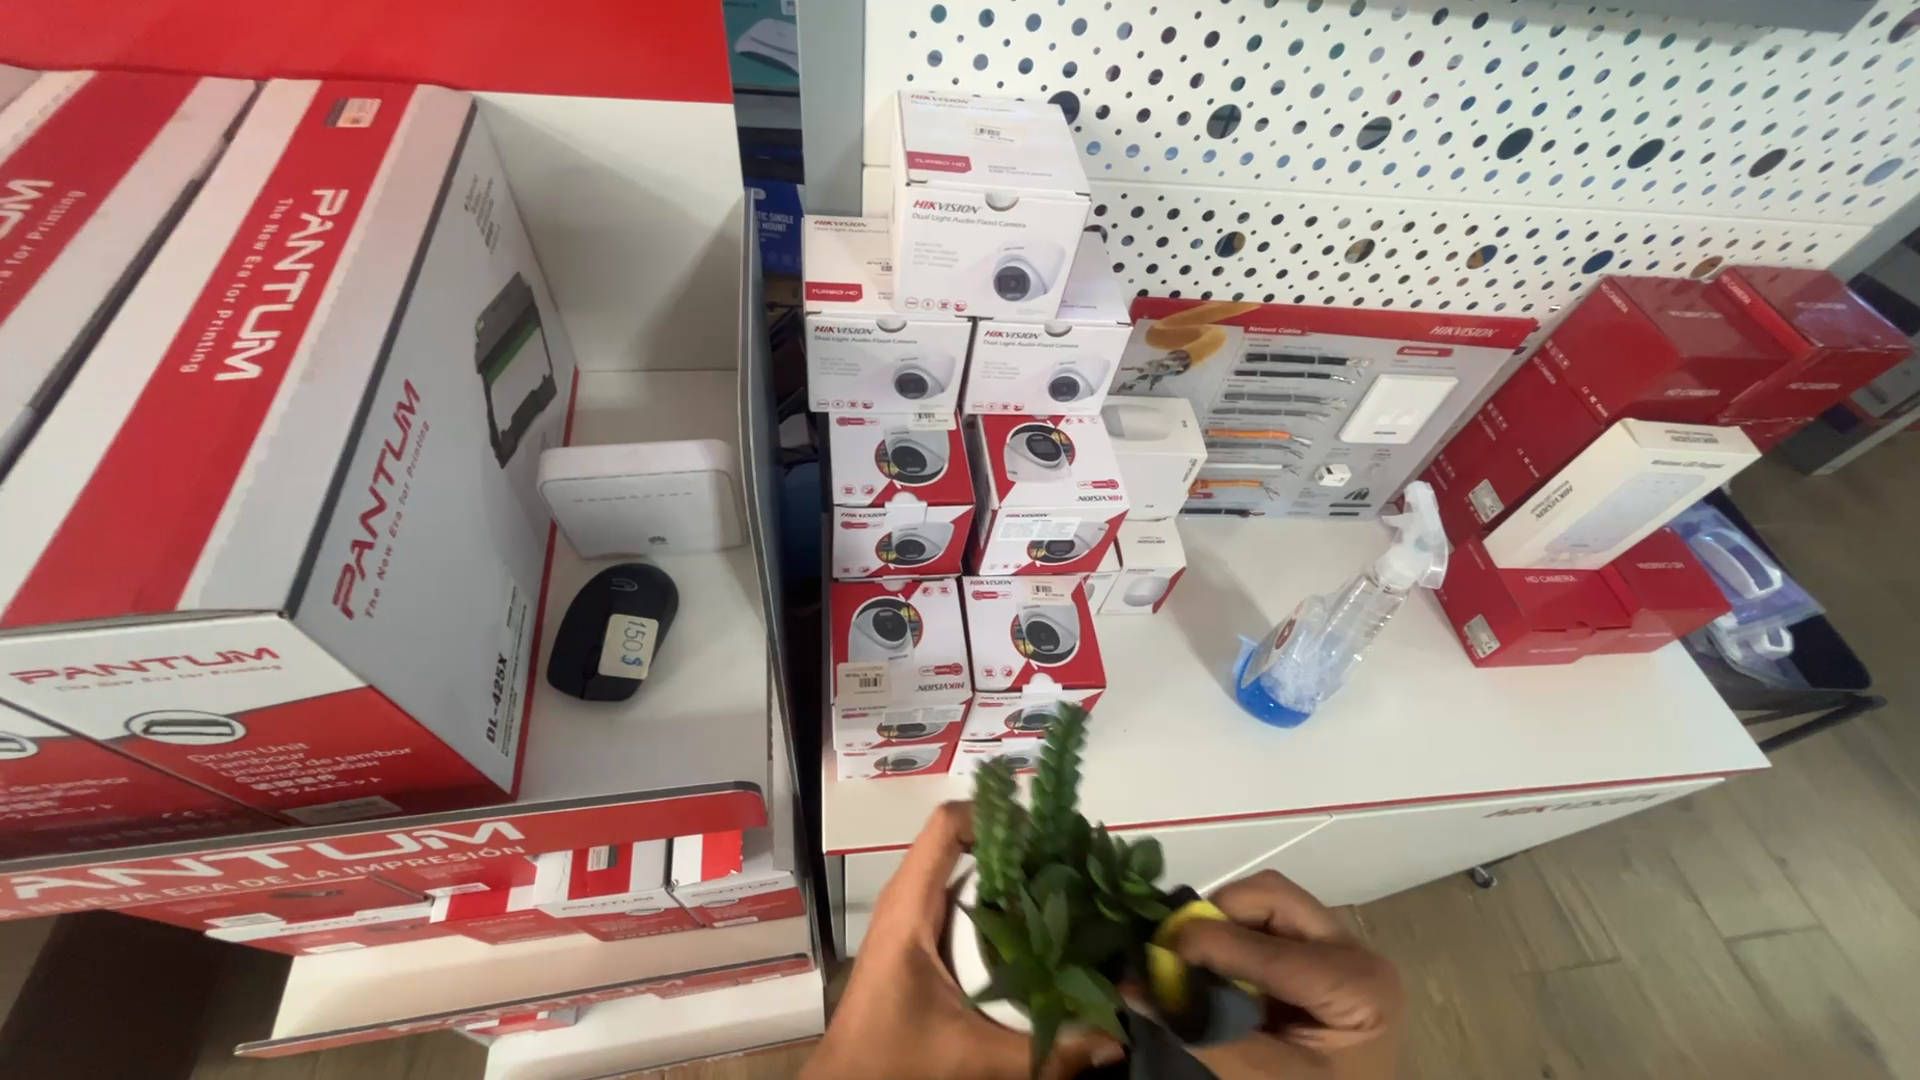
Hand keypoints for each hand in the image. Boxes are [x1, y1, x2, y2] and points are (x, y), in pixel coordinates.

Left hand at [804, 802, 1123, 1079]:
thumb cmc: (893, 1058)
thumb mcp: (971, 1056)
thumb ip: (1043, 1052)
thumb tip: (1113, 1040)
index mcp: (911, 905)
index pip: (947, 824)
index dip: (993, 813)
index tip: (1041, 834)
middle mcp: (908, 895)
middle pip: (959, 838)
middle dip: (1011, 843)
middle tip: (1063, 862)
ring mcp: (909, 911)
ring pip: (957, 864)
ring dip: (1003, 867)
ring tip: (1053, 884)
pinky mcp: (914, 930)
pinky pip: (954, 891)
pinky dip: (989, 893)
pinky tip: (1024, 920)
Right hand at [1171, 870, 1402, 1079]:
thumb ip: (1202, 1029)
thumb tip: (1131, 984)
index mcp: (1358, 989)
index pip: (1272, 949)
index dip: (1209, 942)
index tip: (1156, 954)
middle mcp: (1355, 952)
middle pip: (1272, 896)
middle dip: (1217, 913)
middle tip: (1180, 950)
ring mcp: (1342, 946)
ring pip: (1268, 896)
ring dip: (1223, 918)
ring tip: (1197, 959)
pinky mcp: (1323, 949)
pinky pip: (1269, 916)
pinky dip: (1234, 929)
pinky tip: (1218, 964)